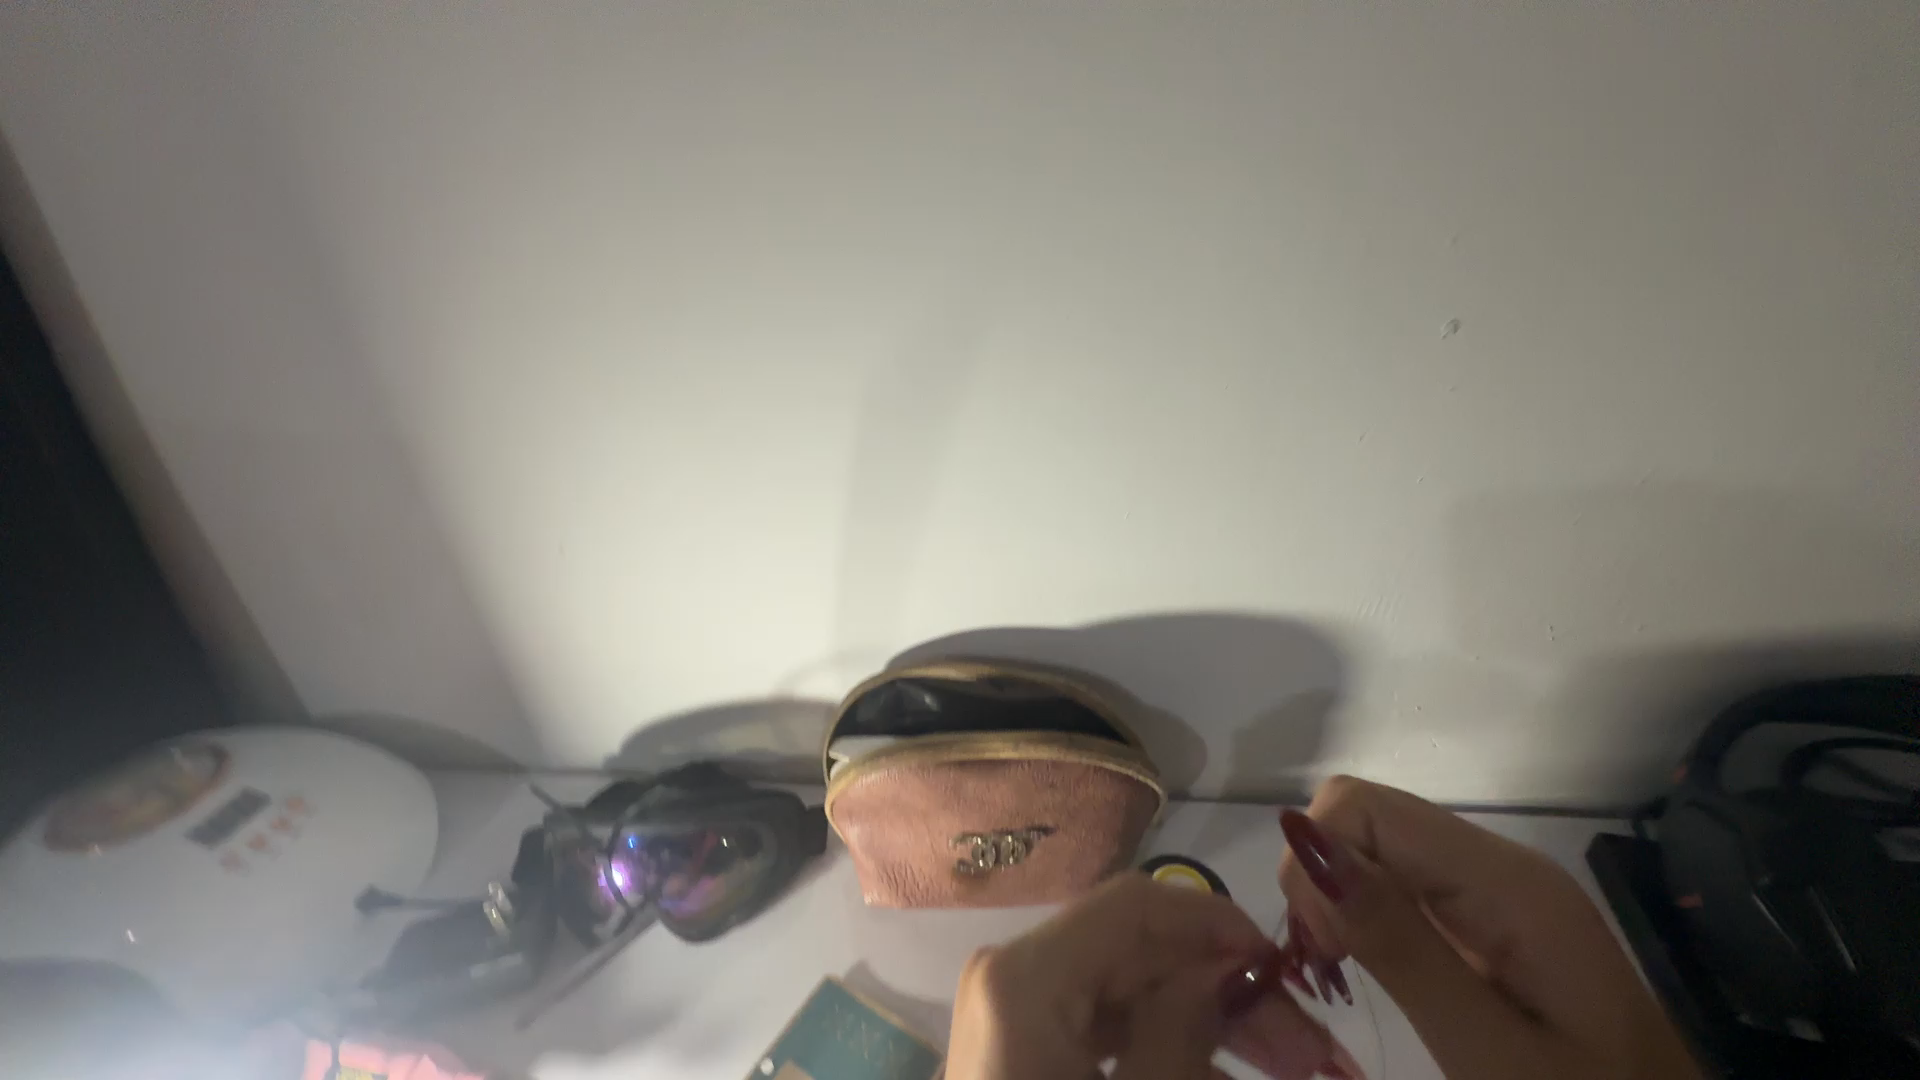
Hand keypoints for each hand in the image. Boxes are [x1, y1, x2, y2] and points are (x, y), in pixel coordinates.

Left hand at [947, 874, 1323, 1079]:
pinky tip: (1220, 1075)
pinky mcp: (1026, 1046)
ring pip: (1130, 990)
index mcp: (1027, 975)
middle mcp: (1014, 973)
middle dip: (1228, 992)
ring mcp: (1016, 1011)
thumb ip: (1183, 1029)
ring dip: (1210, 1025)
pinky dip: (1168, 1049)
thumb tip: (1227, 967)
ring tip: (1296, 1067)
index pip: (1135, 907)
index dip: (1217, 923)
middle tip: (1323, 1055)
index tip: (1289, 971)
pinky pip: (1109, 1029)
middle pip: (1137, 951)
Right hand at [1277, 776, 1702, 1079]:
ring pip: (1371, 839)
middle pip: (1363, 812)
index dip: (1318, 860)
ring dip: (1333, 891)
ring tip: (1342, 965)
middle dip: (1319, 872)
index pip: (1363, 805)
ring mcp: (1492, 882)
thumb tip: (1301, 836)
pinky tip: (1365, 958)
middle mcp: (1496, 860)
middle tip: (1329, 960)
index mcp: (1505, 881)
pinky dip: (1359, 905)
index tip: (1324, 946)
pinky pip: (1394, 872)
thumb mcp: (1487, 1050)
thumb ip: (1395, 941)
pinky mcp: (1484, 908)